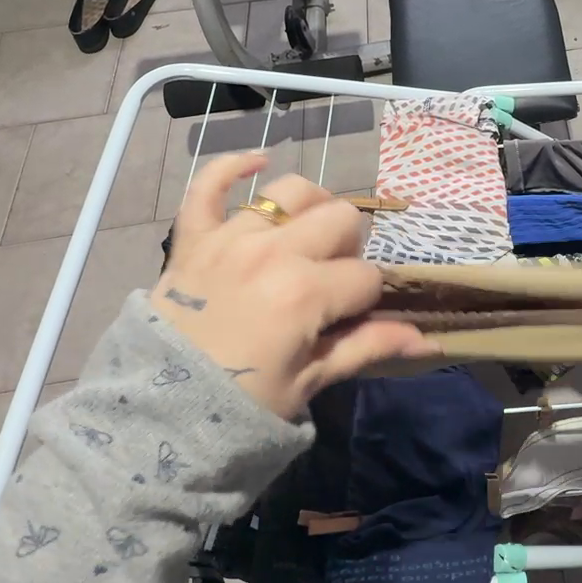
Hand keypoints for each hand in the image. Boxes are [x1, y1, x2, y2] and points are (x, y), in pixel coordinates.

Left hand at [148, 152, 435, 419]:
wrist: (152, 422)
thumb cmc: (239, 407)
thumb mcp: (309, 382)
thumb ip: (368, 347)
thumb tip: (429, 341)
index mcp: (306, 292)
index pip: (366, 275)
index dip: (368, 297)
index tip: (352, 318)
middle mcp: (274, 252)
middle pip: (341, 219)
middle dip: (349, 247)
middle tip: (333, 277)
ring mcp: (231, 238)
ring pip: (291, 191)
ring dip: (311, 206)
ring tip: (309, 231)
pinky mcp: (194, 238)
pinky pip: (209, 185)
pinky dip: (232, 168)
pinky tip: (257, 161)